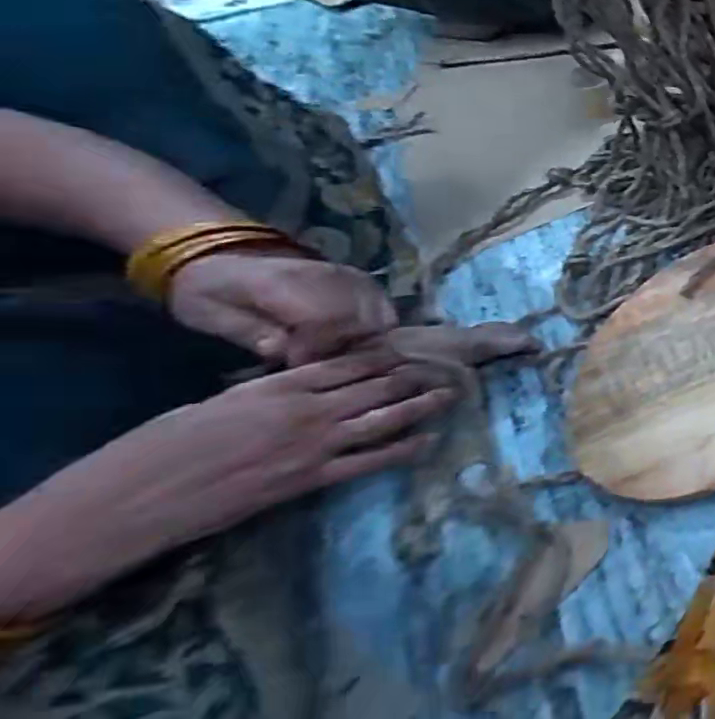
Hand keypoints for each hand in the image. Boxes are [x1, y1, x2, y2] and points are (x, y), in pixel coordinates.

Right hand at [3, 348, 458, 619]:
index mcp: (280, 386)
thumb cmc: (155, 449)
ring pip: (384, 418)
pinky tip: (428, 442)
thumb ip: (268, 391)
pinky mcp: (305, 480)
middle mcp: (305, 409)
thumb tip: (303, 382)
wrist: (120, 505)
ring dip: (422, 405)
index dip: (386, 357)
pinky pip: (367, 462)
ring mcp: (311, 445)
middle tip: (447, 369)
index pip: (350, 364)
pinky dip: (402, 451)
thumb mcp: (217, 403)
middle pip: (377, 386)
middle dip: (415, 377)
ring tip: (452, 395)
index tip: (412, 350)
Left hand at [168, 252, 396, 365]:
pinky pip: (386, 314)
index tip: (297, 368)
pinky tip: (352, 347)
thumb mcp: (209, 314)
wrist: (227, 260)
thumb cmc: (212, 293)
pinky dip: (375, 335)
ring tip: (333, 360)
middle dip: (342, 352)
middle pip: (360, 322)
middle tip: (316, 369)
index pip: (325, 319)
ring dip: (362, 345)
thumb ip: (248, 332)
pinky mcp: (366, 283)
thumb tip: (283, 351)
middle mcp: (331, 276)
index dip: (317, 350)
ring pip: (380, 320)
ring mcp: (354, 278)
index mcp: (287, 281)